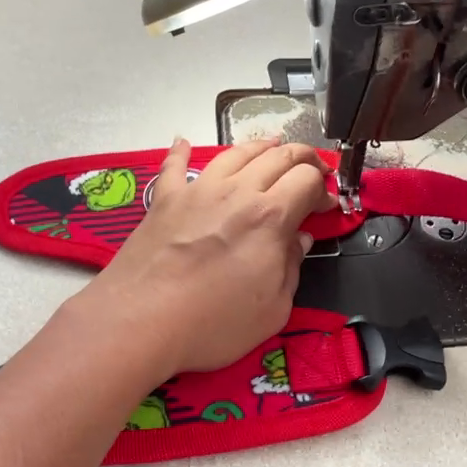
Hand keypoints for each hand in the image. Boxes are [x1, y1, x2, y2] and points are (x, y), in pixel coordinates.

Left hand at [72, 137, 335, 380]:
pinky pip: (175, 166)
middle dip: (303, 158)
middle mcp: (237, 192)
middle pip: (277, 156)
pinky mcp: (164, 200)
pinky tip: (183, 142)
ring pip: (235, 153)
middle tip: (313, 169)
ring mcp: (198, 191)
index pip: (307, 181)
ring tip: (271, 146)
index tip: (327, 207)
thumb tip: (299, 241)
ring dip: (259, 146)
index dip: (324, 189)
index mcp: (270, 217)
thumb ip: (291, 269)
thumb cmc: (212, 324)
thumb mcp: (273, 309)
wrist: (140, 322)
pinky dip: (181, 151)